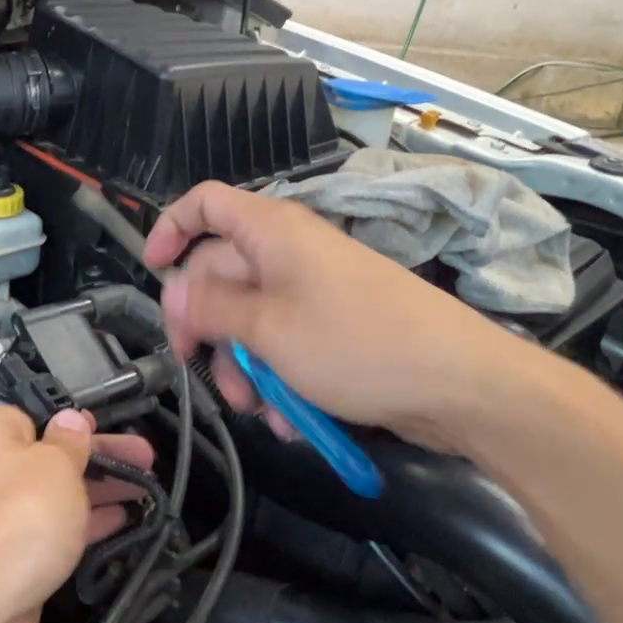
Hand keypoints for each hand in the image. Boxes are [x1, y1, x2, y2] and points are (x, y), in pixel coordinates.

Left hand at [0, 406, 152, 622]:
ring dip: (97, 491)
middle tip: (145, 460)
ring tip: (144, 490)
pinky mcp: (12, 555)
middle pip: (52, 456)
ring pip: (56, 495)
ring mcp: (1, 514)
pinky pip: (54, 529)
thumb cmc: (20, 513)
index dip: (72, 424)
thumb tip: (69, 417)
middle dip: (98, 459)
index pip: (35, 417)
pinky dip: (84, 524)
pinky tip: (120, 522)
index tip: (105, 430)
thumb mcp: (56, 465)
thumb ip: (69, 442)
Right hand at [143, 181, 529, 451]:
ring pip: (251, 318)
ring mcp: (316, 291)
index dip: (171, 228)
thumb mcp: (267, 330)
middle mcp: (290, 253)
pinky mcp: (338, 328)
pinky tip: (290, 418)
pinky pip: (287, 343)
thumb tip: (170, 292)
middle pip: (222, 275)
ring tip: (254, 409)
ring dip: (242, 365)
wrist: (469, 389)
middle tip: (195, 367)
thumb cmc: (358, 344)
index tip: (153, 271)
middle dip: (207, 328)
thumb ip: (209, 308)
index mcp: (271, 233)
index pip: (205, 203)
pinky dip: (279, 377)